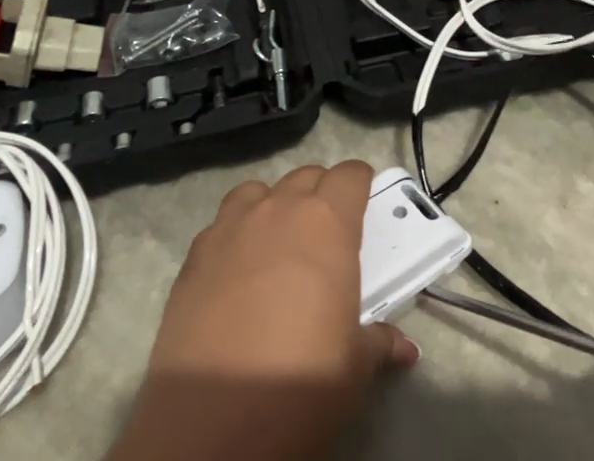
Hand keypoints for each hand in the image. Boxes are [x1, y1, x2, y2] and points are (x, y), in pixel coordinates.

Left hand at [107, 162, 418, 460]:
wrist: (211, 420)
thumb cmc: (301, 380)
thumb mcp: (355, 366)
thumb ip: (379, 342)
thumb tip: (402, 347)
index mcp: (326, 223)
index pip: (349, 174)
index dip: (360, 184)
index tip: (365, 204)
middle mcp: (276, 211)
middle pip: (304, 177)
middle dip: (320, 194)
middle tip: (329, 233)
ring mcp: (227, 230)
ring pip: (256, 193)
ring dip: (273, 206)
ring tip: (280, 245)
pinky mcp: (191, 259)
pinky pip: (220, 227)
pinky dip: (235, 236)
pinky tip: (238, 275)